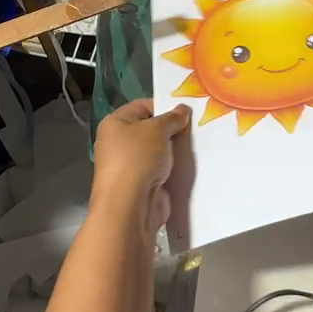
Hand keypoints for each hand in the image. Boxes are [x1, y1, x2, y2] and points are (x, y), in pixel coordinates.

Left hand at [91, 99, 190, 232]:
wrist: (130, 205)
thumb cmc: (138, 158)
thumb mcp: (158, 129)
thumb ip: (172, 118)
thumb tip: (182, 110)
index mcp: (115, 124)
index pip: (142, 106)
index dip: (164, 106)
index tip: (187, 111)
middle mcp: (118, 143)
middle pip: (150, 130)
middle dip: (172, 130)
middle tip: (196, 128)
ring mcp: (129, 166)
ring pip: (158, 152)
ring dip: (174, 151)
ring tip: (197, 146)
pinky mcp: (141, 185)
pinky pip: (161, 171)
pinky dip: (174, 169)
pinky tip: (191, 166)